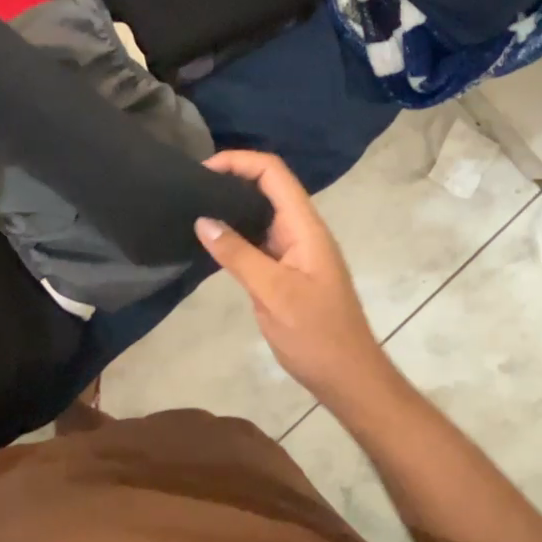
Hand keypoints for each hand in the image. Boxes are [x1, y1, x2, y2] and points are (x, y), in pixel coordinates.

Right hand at [196, 151, 393, 403]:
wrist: (349, 380)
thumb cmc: (316, 335)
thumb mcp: (272, 293)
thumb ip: (237, 254)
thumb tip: (202, 219)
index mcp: (305, 228)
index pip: (273, 173)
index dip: (239, 161)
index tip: (203, 170)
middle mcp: (301, 231)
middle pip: (267, 186)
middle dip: (231, 178)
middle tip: (191, 188)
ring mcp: (295, 251)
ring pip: (261, 212)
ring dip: (231, 205)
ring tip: (194, 208)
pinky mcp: (286, 270)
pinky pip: (258, 238)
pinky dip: (234, 231)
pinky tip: (211, 241)